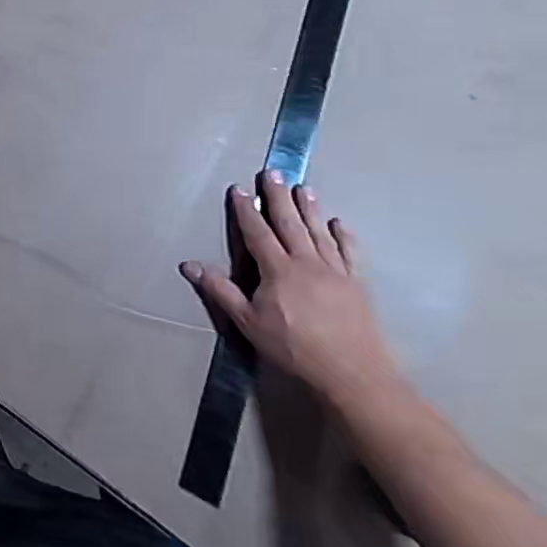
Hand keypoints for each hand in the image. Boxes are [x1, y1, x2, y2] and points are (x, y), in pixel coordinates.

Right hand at [181, 171, 398, 402]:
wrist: (353, 374)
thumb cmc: (294, 349)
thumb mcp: (248, 322)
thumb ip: (220, 291)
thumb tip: (189, 265)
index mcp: (278, 270)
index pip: (258, 233)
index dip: (247, 210)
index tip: (239, 189)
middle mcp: (306, 263)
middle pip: (289, 223)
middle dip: (279, 196)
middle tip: (273, 172)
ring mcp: (335, 271)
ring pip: (318, 232)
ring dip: (309, 208)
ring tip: (303, 187)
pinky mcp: (357, 284)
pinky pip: (349, 253)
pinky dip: (344, 236)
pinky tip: (339, 223)